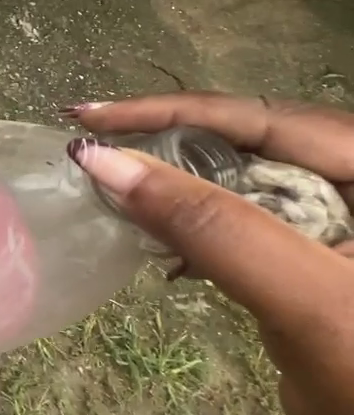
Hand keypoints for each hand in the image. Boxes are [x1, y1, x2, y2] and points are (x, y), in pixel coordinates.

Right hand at [70, 94, 353, 414]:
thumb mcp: (312, 302)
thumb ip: (214, 227)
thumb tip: (98, 160)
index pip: (275, 121)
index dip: (178, 112)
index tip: (86, 119)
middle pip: (258, 140)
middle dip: (168, 139)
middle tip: (88, 146)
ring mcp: (346, 226)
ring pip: (244, 177)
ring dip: (173, 179)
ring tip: (109, 181)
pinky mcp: (318, 259)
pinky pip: (244, 216)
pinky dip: (191, 218)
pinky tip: (159, 237)